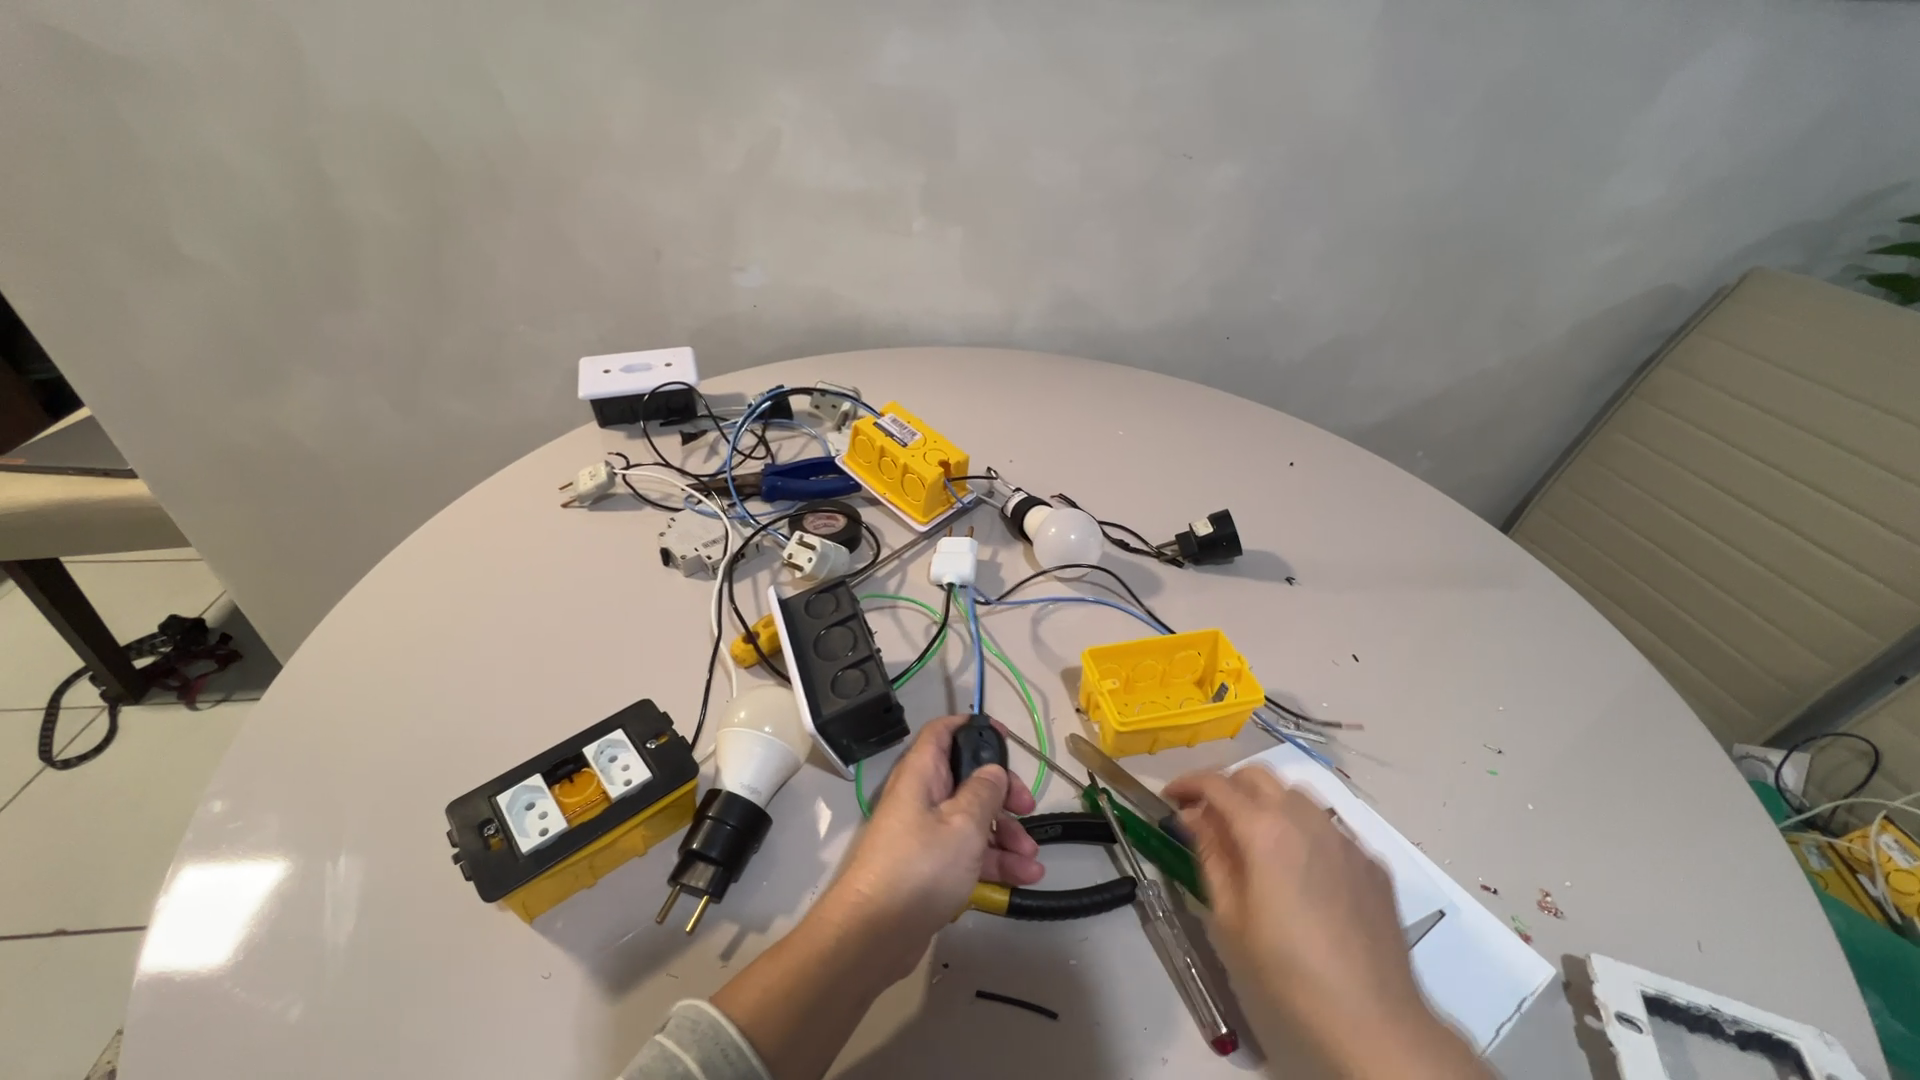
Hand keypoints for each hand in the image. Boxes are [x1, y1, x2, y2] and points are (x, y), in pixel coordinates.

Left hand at [814, 714, 1041, 979]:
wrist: (873, 934)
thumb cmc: (919, 867)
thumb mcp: (962, 823)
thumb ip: (984, 791)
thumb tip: (992, 771)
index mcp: (921, 775)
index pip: (942, 733)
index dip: (972, 727)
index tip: (1006, 737)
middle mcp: (920, 799)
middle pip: (966, 780)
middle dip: (1002, 793)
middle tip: (1028, 808)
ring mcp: (923, 836)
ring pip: (971, 821)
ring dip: (1005, 835)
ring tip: (1032, 861)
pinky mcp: (929, 869)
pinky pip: (966, 854)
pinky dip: (993, 862)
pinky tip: (1024, 879)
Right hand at [1165, 767, 1487, 1076]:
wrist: (1373, 1015)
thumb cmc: (1287, 971)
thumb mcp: (1230, 916)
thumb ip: (1211, 854)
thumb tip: (1194, 816)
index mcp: (1265, 830)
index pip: (1217, 784)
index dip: (1187, 783)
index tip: (1170, 798)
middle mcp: (1306, 819)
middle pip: (1258, 776)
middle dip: (1226, 786)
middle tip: (1207, 816)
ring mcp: (1344, 837)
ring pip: (1296, 794)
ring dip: (1265, 801)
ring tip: (1252, 836)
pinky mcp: (1370, 860)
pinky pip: (1328, 826)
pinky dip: (1301, 829)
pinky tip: (1298, 868)